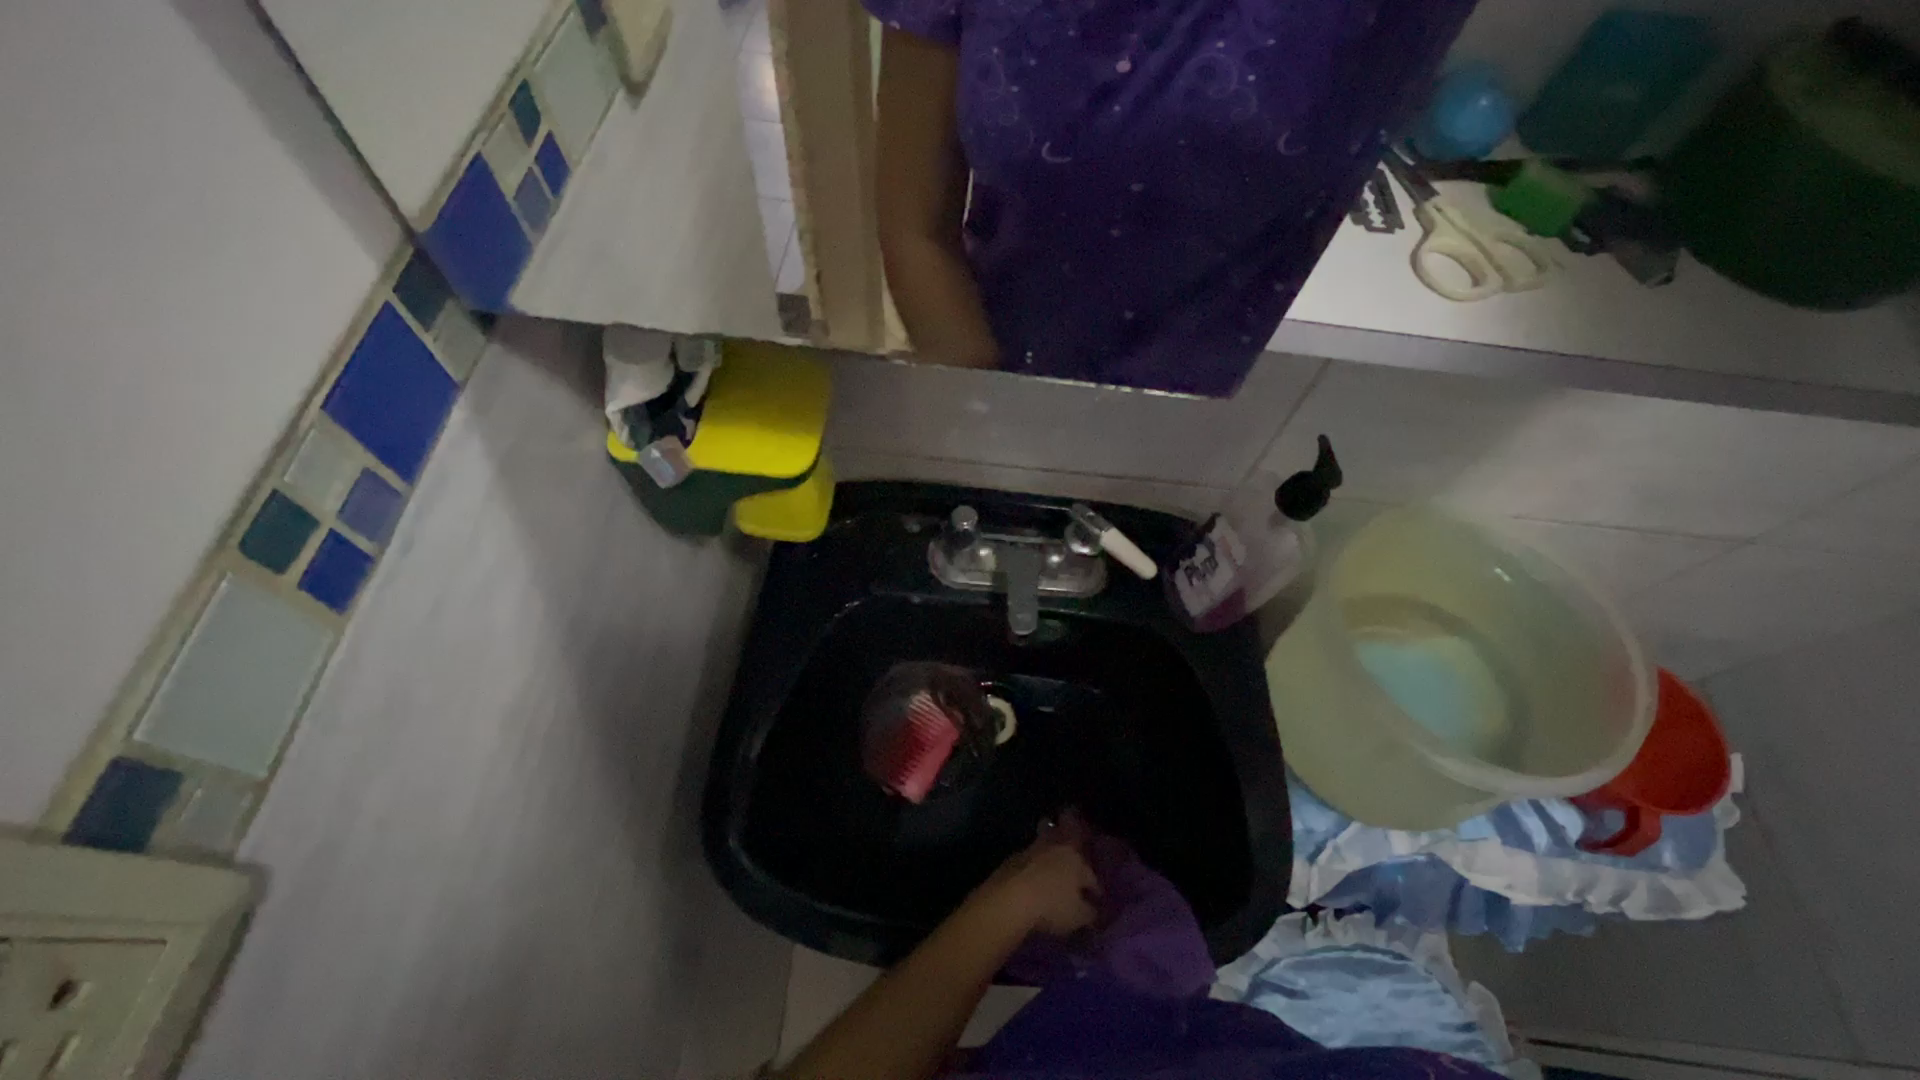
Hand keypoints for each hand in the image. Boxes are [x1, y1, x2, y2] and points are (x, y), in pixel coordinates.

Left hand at [972, 811, 1100, 936]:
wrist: (1009, 899)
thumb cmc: (1051, 906)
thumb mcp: (1078, 916)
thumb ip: (1089, 913)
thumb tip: (1092, 910)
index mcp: (1076, 860)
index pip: (1090, 875)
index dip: (1095, 889)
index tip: (1097, 900)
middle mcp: (1056, 849)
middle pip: (1069, 847)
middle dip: (1075, 855)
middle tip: (1077, 868)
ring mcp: (1032, 851)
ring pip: (1048, 847)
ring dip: (1053, 856)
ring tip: (1055, 870)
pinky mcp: (1012, 859)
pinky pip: (1030, 859)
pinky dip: (1034, 866)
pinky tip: (1033, 877)